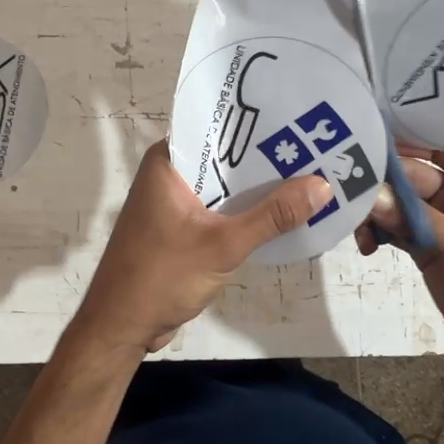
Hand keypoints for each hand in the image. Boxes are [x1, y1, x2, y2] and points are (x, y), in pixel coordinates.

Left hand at [69, 141, 332, 354]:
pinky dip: (249, 211)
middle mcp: (171, 173)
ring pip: (228, 185)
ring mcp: (177, 202)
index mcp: (168, 162)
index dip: (260, 122)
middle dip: (268, 156)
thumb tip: (323, 185)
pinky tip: (286, 212)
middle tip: (319, 145)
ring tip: (314, 173)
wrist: (120, 329)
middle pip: (227, 157)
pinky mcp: (184, 227)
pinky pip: (223, 209)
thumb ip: (273, 216)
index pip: (219, 127)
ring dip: (262, 187)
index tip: (301, 115)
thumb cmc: (161, 277)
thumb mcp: (224, 245)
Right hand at [355, 145, 443, 374]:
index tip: (359, 141)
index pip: (432, 147)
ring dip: (373, 212)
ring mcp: (438, 221)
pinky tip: (365, 247)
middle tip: (344, 197)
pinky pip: (393, 228)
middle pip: (406, 176)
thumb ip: (417, 220)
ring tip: (360, 235)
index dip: (399, 142)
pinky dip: (376, 232)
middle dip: (377, 184)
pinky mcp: (424, 247)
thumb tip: (370, 195)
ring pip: (394, 203)